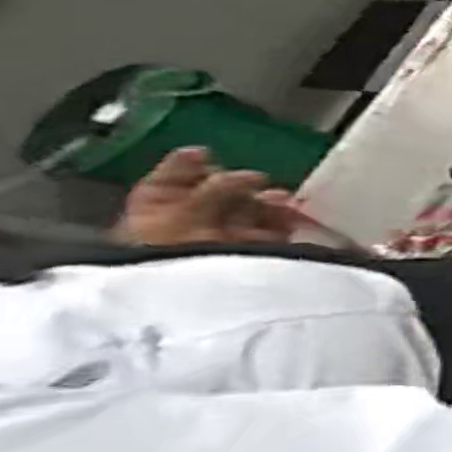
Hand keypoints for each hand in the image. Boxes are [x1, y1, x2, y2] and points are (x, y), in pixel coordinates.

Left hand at [113, 147, 298, 245]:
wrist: (193, 298)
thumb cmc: (172, 253)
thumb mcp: (183, 216)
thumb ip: (216, 191)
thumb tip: (251, 175)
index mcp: (157, 208)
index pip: (175, 177)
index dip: (191, 164)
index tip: (208, 154)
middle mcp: (191, 220)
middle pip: (221, 192)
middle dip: (243, 185)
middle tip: (259, 182)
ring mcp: (225, 237)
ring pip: (251, 210)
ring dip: (268, 203)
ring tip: (284, 202)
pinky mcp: (255, 251)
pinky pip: (273, 230)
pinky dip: (285, 221)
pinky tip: (294, 217)